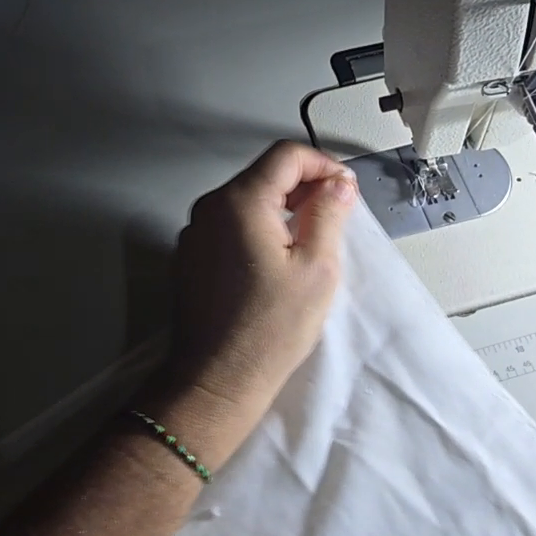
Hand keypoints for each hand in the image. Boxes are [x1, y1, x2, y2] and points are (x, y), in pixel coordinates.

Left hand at [145, 142, 357, 463]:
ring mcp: (195, 231)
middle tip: (335, 213)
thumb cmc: (269, 329)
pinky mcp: (191, 255)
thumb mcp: (317, 267)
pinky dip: (258, 226)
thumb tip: (338, 185)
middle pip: (264, 173)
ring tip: (310, 238)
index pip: (286, 155)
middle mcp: (210, 207)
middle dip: (304, 185)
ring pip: (247, 197)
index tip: (344, 189)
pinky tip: (278, 258)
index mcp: (240, 201)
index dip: (322, 164)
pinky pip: (230, 222)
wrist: (216, 380)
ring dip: (281, 206)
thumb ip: (329, 214)